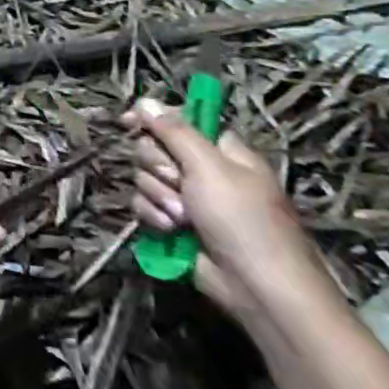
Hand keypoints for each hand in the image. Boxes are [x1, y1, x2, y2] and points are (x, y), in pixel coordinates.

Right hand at [122, 98, 332, 320]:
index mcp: (223, 153)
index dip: (155, 119)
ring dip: (157, 196)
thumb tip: (145, 100)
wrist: (257, 288)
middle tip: (176, 181)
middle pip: (155, 148)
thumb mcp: (211, 169)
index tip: (130, 122)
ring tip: (181, 218)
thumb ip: (176, 132)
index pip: (182, 121)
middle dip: (157, 165)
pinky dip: (153, 216)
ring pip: (146, 178)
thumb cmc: (244, 221)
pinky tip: (170, 229)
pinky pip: (144, 205)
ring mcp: (188, 199)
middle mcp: (204, 172)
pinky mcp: (174, 224)